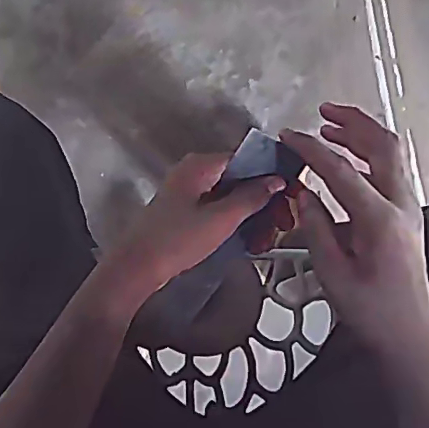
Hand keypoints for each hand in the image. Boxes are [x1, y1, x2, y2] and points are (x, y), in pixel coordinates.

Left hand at [96, 153, 285, 315]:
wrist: (138, 267)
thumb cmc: (174, 241)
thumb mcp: (220, 219)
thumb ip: (251, 197)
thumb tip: (274, 181)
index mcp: (200, 166)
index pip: (248, 160)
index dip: (273, 177)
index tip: (291, 196)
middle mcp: (193, 174)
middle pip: (241, 179)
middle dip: (265, 203)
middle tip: (282, 225)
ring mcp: (188, 194)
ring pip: (232, 198)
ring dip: (253, 217)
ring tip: (265, 241)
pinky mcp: (185, 213)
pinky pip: (219, 211)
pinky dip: (236, 224)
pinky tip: (249, 243)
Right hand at [280, 104, 428, 352]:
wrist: (408, 331)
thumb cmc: (369, 308)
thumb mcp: (331, 271)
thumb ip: (315, 226)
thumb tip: (302, 193)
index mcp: (379, 220)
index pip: (339, 170)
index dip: (310, 149)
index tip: (287, 136)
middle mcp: (401, 205)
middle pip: (382, 146)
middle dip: (353, 122)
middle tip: (323, 111)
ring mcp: (409, 208)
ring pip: (391, 154)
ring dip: (363, 134)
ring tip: (332, 125)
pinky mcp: (407, 214)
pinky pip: (390, 171)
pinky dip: (368, 154)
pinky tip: (346, 158)